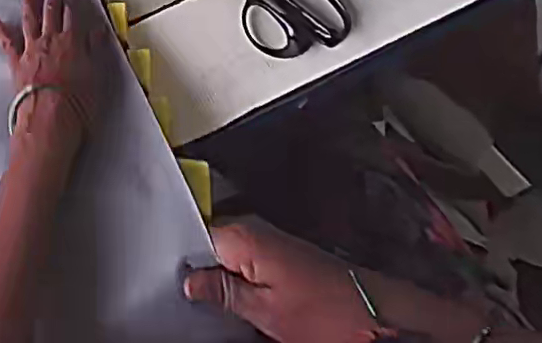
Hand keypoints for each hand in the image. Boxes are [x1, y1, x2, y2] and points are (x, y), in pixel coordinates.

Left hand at [0, 0, 98, 138]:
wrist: (49, 119)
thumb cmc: (76, 104)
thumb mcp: (96, 75)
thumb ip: (96, 50)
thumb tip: (99, 32)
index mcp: (72, 41)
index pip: (73, 15)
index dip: (73, 1)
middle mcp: (51, 40)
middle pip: (52, 11)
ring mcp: (32, 50)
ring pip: (30, 21)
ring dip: (30, 6)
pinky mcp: (17, 63)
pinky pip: (7, 43)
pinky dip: (1, 31)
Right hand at [183, 219, 381, 342]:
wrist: (370, 313)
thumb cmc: (322, 312)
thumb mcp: (264, 312)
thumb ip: (222, 291)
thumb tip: (189, 281)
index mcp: (241, 235)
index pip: (194, 235)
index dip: (182, 258)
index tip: (170, 279)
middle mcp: (251, 229)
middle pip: (208, 243)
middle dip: (199, 268)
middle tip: (189, 296)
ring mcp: (265, 240)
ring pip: (225, 253)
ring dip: (218, 275)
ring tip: (212, 301)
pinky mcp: (277, 254)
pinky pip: (243, 260)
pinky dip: (236, 277)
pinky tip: (235, 299)